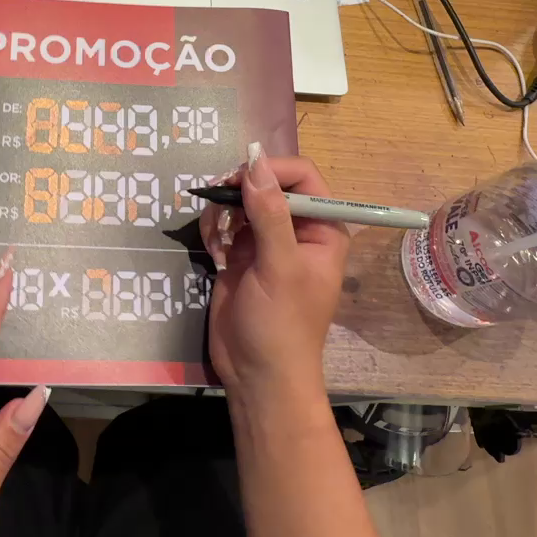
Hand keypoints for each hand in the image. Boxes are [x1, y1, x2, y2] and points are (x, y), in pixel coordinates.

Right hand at [199, 146, 349, 403]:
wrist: (256, 375)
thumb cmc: (281, 325)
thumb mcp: (280, 267)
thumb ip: (269, 213)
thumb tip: (254, 162)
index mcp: (322, 228)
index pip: (301, 176)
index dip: (271, 170)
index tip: (239, 179)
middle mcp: (296, 229)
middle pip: (265, 184)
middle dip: (238, 192)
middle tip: (218, 204)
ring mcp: (266, 241)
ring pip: (239, 202)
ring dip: (222, 214)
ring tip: (219, 243)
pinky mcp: (240, 255)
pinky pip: (224, 224)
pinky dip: (214, 231)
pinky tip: (215, 254)